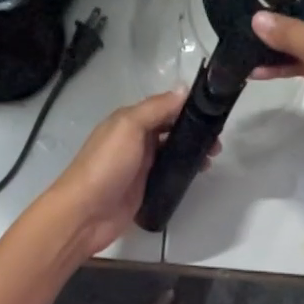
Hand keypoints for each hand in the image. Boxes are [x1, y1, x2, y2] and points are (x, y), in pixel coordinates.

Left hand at [38, 90, 217, 258]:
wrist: (86, 213)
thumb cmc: (106, 166)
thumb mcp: (130, 127)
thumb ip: (156, 108)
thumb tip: (183, 89)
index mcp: (129, 121)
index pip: (163, 107)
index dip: (187, 108)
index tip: (214, 114)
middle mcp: (134, 141)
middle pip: (169, 131)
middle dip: (193, 133)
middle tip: (216, 143)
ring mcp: (139, 167)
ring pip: (170, 154)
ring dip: (190, 154)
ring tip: (210, 160)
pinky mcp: (143, 190)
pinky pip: (166, 177)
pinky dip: (182, 174)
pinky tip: (196, 176)